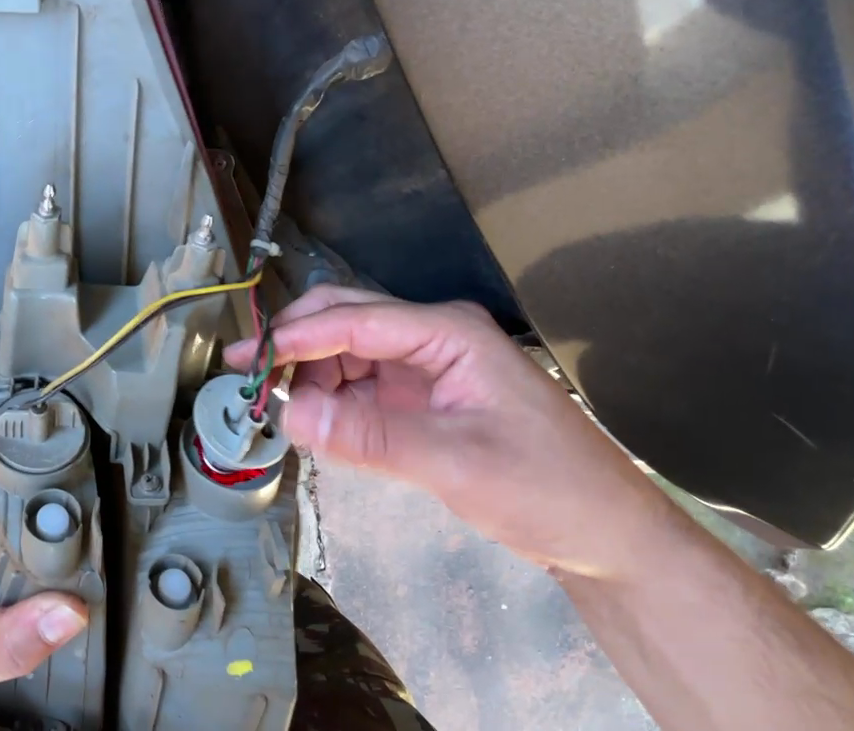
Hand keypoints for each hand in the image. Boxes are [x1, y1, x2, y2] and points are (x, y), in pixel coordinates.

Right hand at [225, 286, 676, 580]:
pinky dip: (330, 398)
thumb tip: (290, 414)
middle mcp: (431, 337)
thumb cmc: (546, 489)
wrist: (607, 537)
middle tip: (247, 375)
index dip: (295, 337)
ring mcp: (426, 365)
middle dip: (294, 342)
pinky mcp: (422, 396)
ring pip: (346, 350)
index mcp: (447, 332)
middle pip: (344, 318)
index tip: (246, 361)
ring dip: (308, 373)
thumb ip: (371, 437)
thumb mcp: (457, 464)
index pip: (353, 319)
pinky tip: (313, 421)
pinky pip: (360, 383)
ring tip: (278, 410)